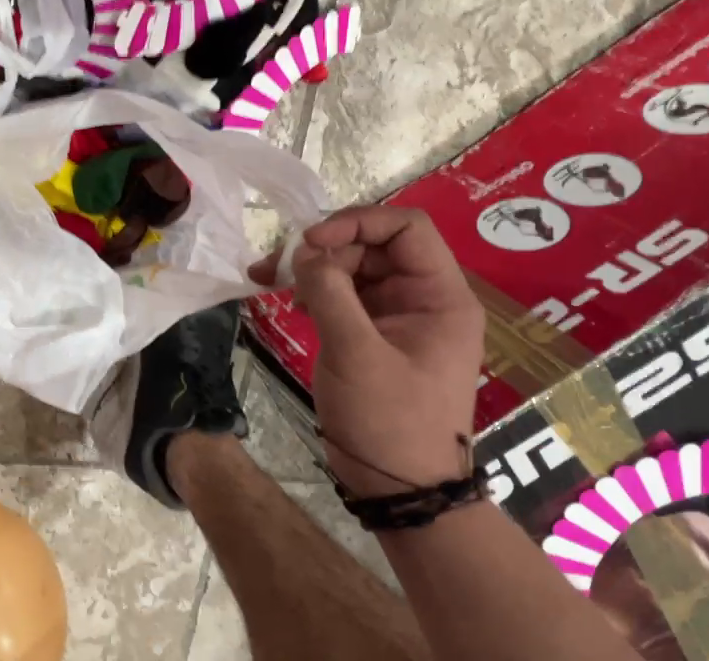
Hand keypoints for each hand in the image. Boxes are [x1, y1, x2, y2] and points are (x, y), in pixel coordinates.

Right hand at [250, 205, 484, 495]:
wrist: (396, 486)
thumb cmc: (388, 420)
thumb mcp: (357, 353)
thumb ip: (330, 293)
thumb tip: (303, 251)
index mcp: (440, 297)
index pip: (406, 227)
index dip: (356, 223)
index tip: (310, 242)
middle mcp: (422, 297)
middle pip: (371, 244)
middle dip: (323, 247)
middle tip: (279, 266)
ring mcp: (395, 315)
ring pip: (350, 265)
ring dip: (310, 266)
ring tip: (268, 278)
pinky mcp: (370, 331)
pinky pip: (340, 292)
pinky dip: (310, 288)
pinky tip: (283, 297)